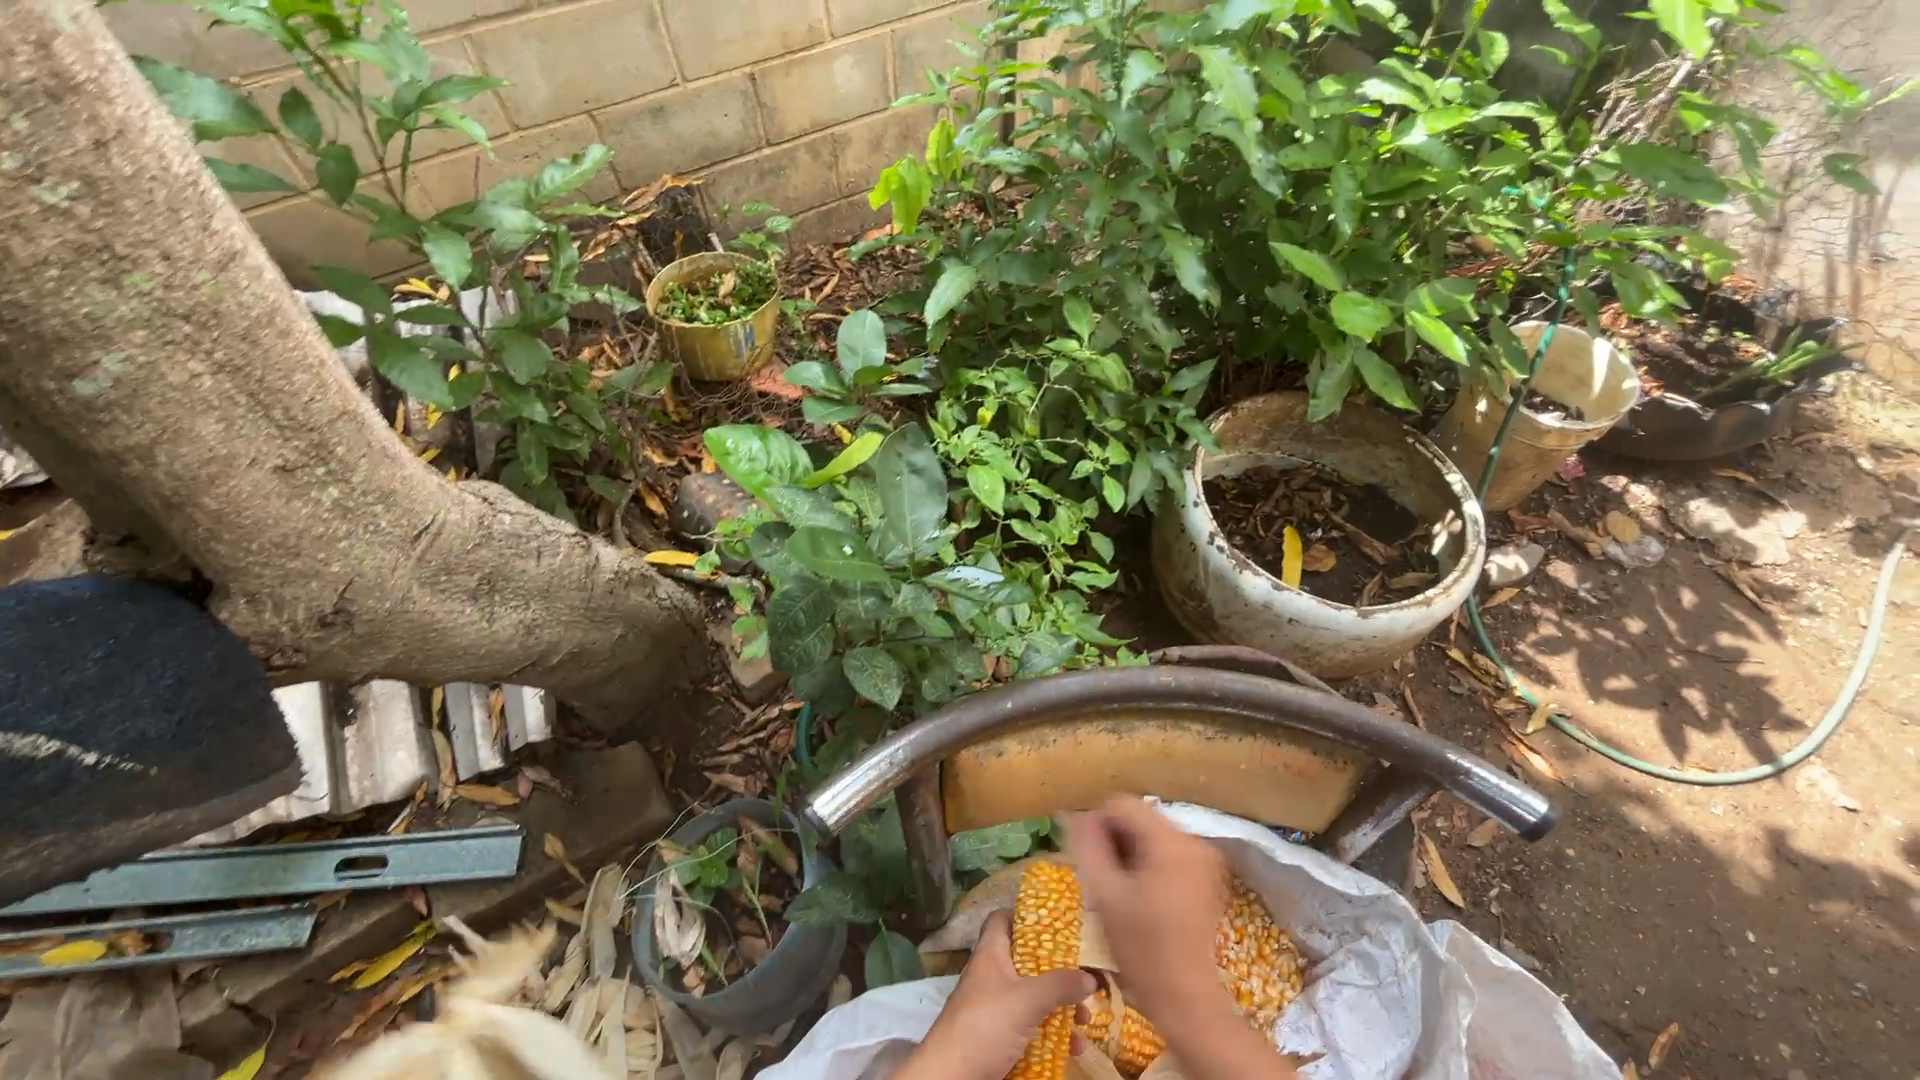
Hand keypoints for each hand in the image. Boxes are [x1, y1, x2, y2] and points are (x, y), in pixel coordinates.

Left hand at [897, 909, 1095, 1079]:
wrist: (951, 1077)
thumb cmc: (984, 1025)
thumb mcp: (1026, 1000)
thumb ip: (1059, 985)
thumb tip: (1090, 978)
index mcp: (991, 954)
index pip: (1002, 919)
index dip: (1025, 916)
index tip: (1055, 924)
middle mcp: (992, 976)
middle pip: (1027, 962)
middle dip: (1058, 973)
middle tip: (1082, 982)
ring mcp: (995, 1007)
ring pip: (1032, 998)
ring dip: (1060, 1008)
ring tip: (1083, 1021)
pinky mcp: (999, 1036)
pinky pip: (1031, 1028)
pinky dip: (1052, 1034)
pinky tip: (1072, 1047)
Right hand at [1068, 796, 1228, 1022]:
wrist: (1184, 996)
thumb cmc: (1141, 949)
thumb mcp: (1106, 895)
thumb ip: (1088, 846)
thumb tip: (1076, 815)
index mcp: (1170, 842)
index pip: (1121, 804)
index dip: (1096, 823)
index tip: (1086, 855)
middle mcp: (1193, 841)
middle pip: (1140, 817)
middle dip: (1115, 838)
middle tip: (1100, 873)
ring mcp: (1204, 858)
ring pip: (1152, 833)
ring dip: (1130, 850)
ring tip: (1118, 885)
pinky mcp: (1207, 875)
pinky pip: (1167, 851)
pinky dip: (1148, 861)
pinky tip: (1138, 892)